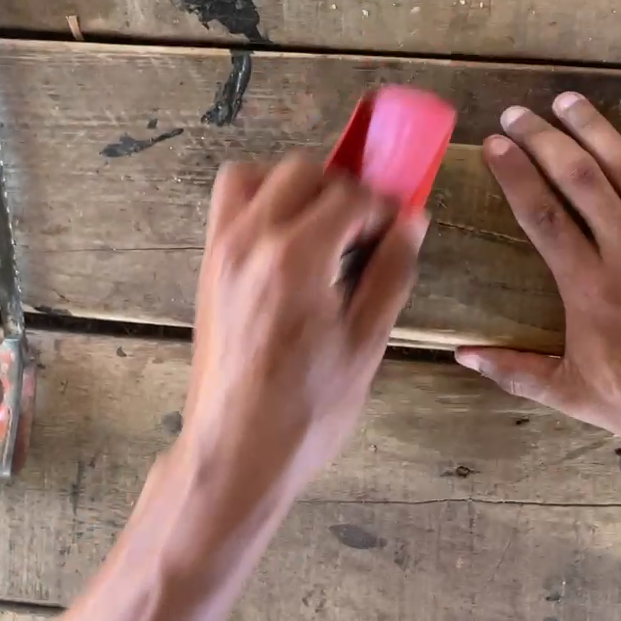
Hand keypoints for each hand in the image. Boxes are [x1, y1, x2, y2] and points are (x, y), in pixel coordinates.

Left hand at [182, 153, 428, 499]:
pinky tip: (286, 245)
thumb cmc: (306, 409)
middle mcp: (251, 240)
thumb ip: (391, 273)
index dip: (381, 207)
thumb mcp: (365, 344)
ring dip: (295, 187)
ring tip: (321, 229)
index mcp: (296, 258)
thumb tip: (412, 221)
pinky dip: (260, 202)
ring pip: (256, 175)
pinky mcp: (208, 266)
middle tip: (363, 232)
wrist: (235, 449)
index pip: (348, 195)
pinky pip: (229, 204)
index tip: (395, 231)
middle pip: (301, 171)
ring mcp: (222, 250)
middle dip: (341, 190)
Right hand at [454, 94, 620, 455]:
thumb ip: (516, 372)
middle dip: (543, 139)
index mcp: (588, 285)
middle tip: (518, 113)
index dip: (514, 174)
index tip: (494, 144)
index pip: (541, 214)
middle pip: (578, 179)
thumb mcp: (576, 396)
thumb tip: (461, 355)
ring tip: (569, 101)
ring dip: (596, 130)